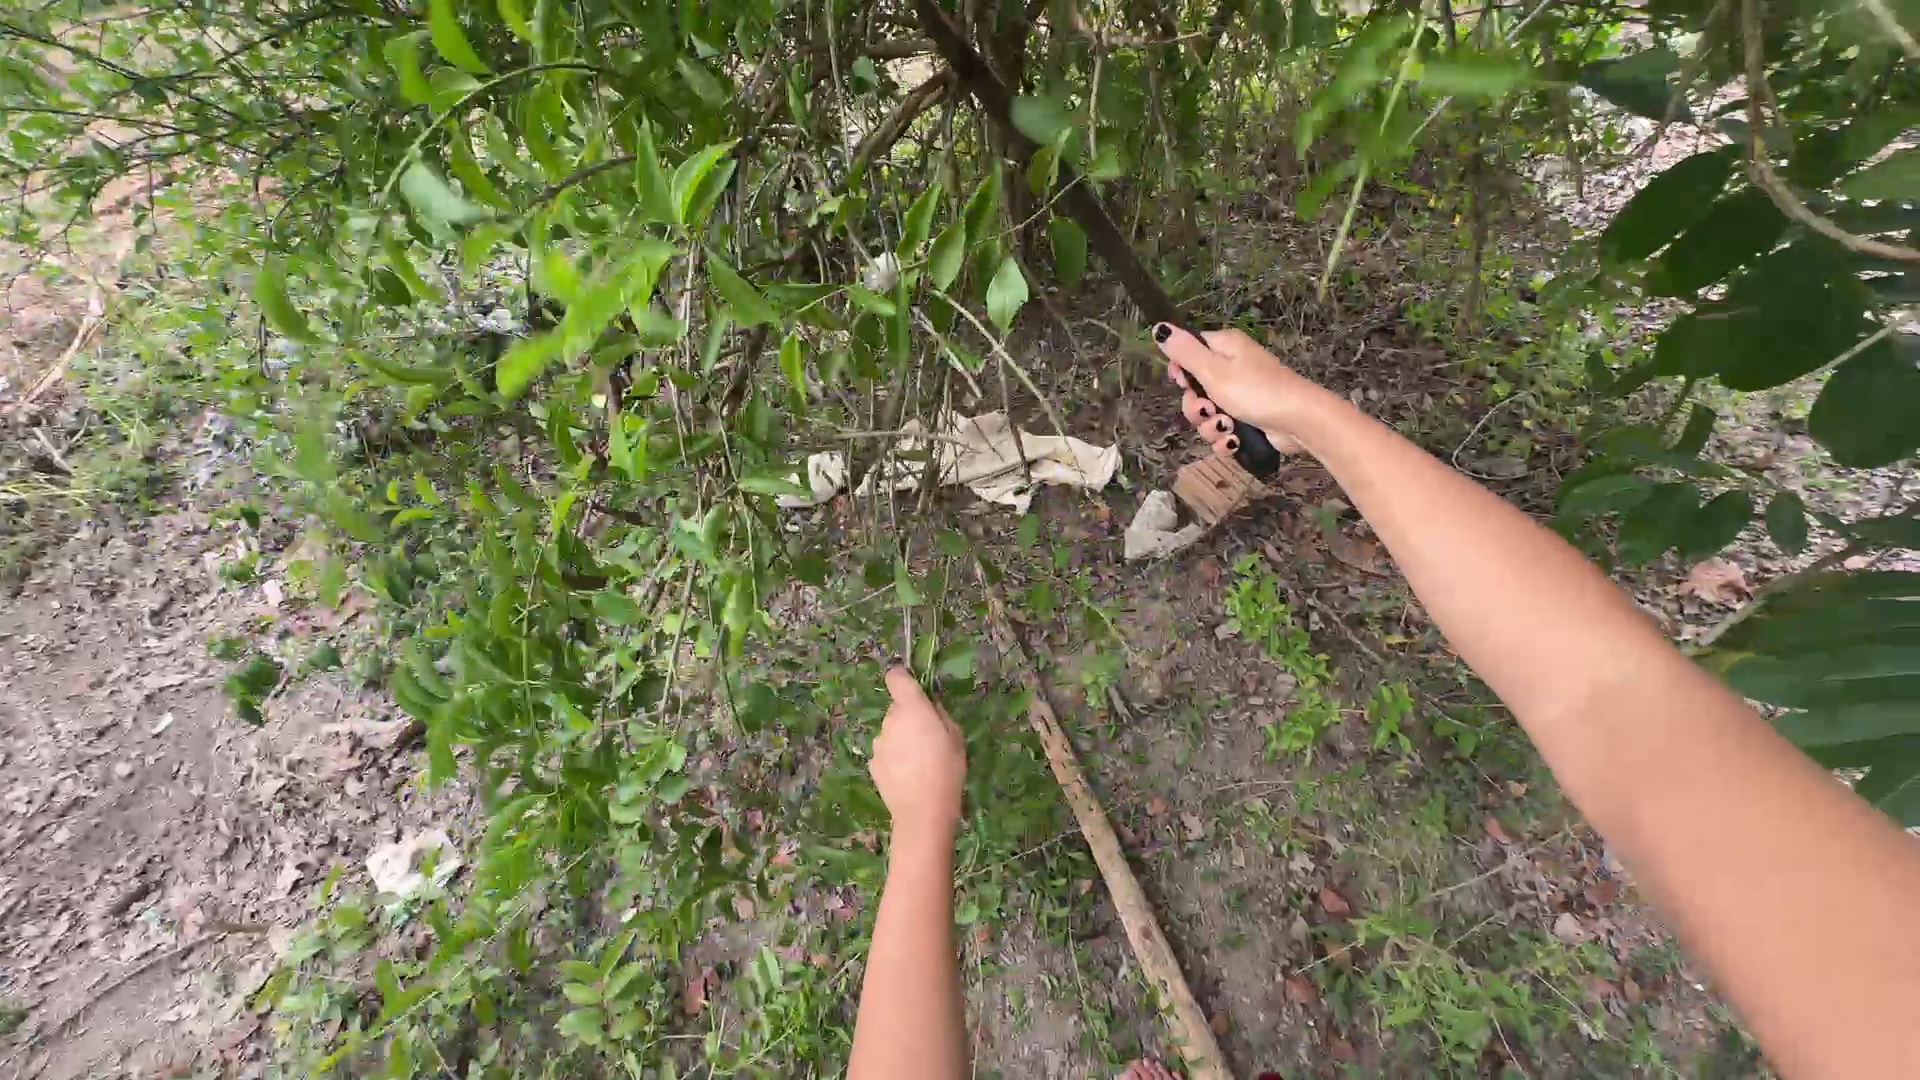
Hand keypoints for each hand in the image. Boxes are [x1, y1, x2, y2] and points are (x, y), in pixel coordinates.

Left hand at [871, 668, 966, 845]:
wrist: (923, 812)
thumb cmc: (947, 770)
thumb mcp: (956, 737)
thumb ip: (940, 714)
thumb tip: (929, 707)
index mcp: (912, 708)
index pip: (896, 678)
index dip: (903, 679)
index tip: (913, 690)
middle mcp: (890, 720)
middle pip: (897, 709)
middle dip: (909, 718)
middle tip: (928, 739)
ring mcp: (878, 742)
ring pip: (890, 732)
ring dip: (901, 740)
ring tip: (919, 763)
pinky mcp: (872, 763)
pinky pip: (885, 752)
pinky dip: (894, 758)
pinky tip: (907, 776)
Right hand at [1152, 323, 1329, 455]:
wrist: (1298, 422)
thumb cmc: (1255, 391)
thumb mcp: (1214, 370)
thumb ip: (1184, 352)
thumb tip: (1158, 327)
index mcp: (1223, 348)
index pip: (1188, 354)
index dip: (1181, 373)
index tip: (1184, 384)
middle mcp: (1230, 368)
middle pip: (1194, 390)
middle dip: (1196, 409)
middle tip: (1208, 410)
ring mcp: (1239, 396)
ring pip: (1207, 415)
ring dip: (1211, 427)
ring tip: (1228, 429)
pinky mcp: (1246, 419)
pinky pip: (1222, 430)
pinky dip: (1225, 439)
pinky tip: (1235, 441)